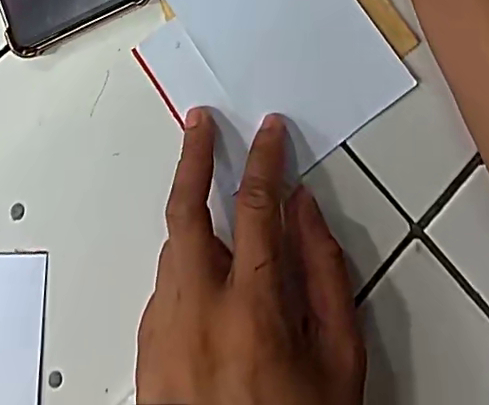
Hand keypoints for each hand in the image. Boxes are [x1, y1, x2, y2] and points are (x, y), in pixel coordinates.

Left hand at [137, 111, 364, 404]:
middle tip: (200, 123)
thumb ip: (325, 276)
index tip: (271, 133)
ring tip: (225, 219)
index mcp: (252, 307)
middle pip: (184, 205)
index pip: (256, 206)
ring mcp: (164, 319)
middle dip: (192, 155)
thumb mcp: (341, 366)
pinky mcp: (147, 337)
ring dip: (196, 219)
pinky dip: (190, 267)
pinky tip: (215, 287)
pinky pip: (169, 282)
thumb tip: (305, 211)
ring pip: (174, 244)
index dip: (265, 160)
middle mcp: (197, 304)